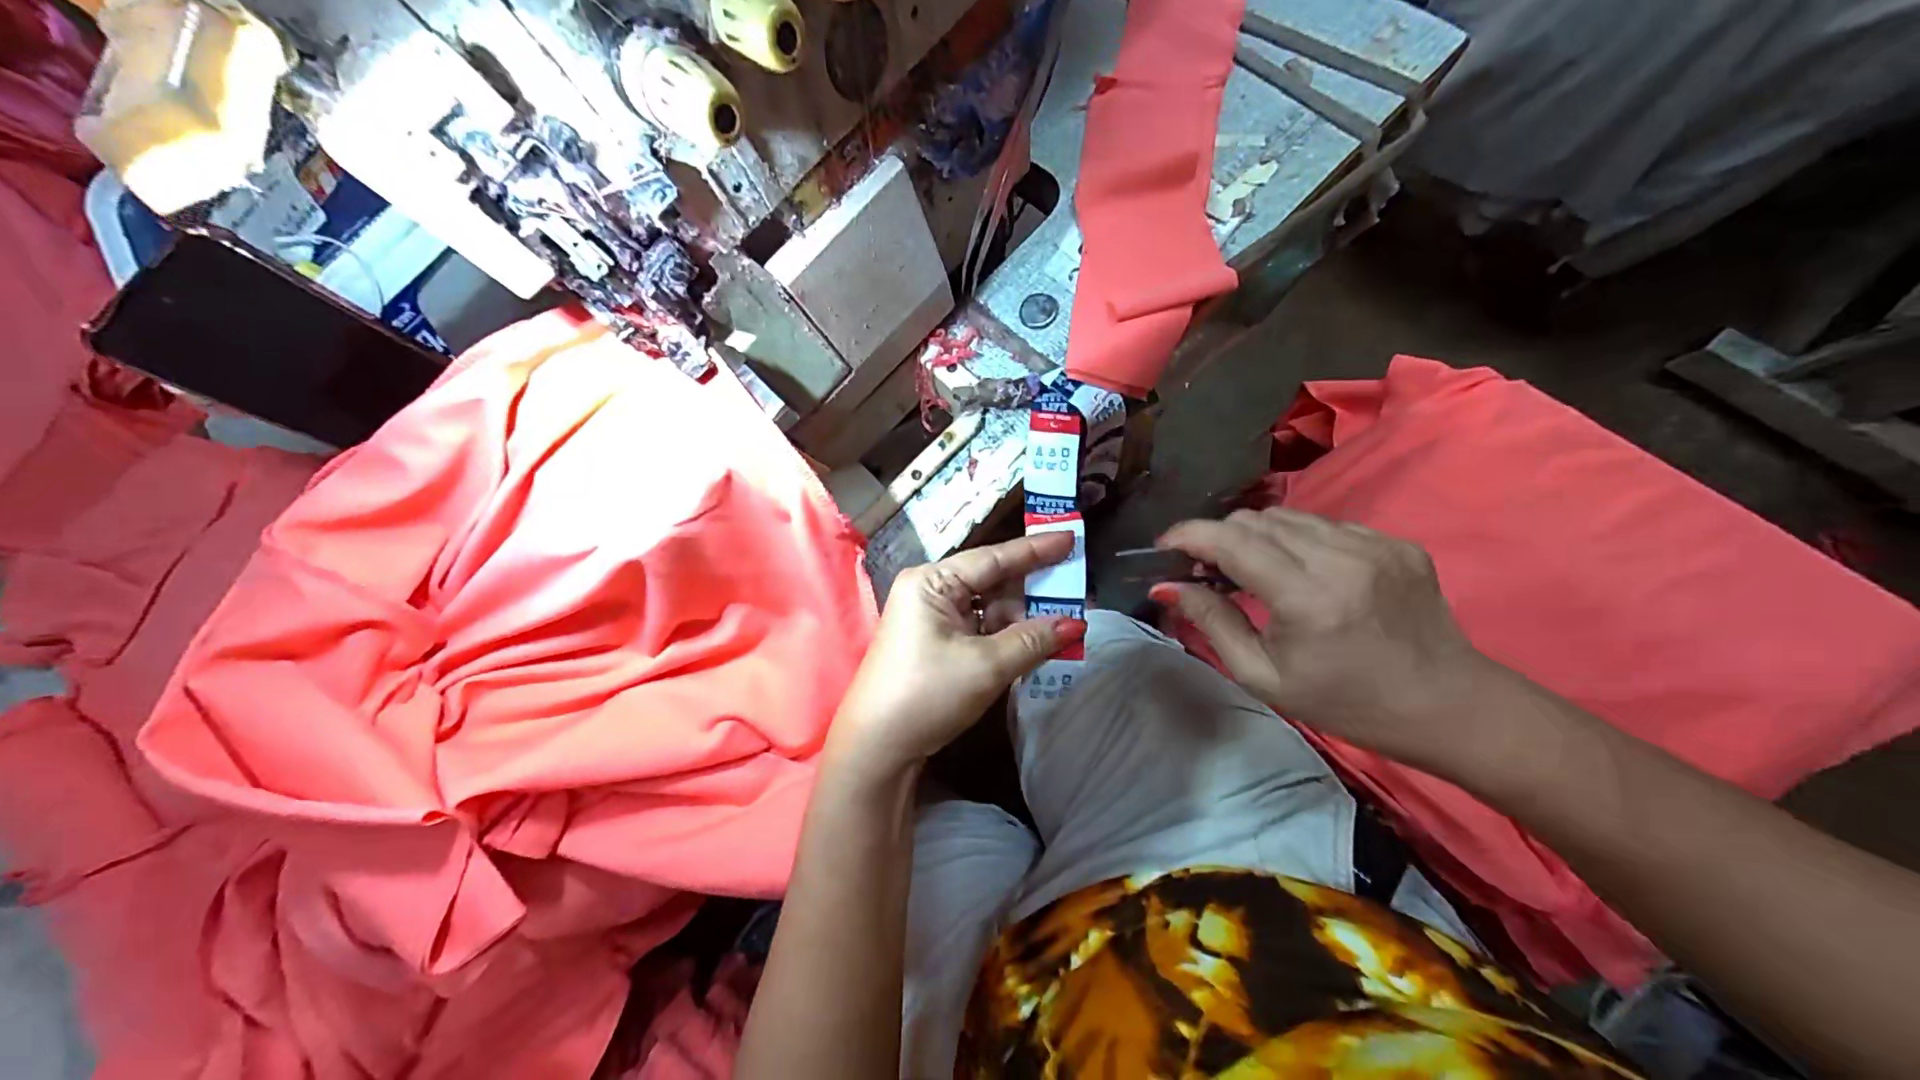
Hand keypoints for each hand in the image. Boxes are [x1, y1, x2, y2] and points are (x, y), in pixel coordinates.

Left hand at [828, 533, 1086, 778]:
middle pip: (992, 581)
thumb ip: (1034, 639)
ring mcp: (931, 619)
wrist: (878, 747)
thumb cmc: (928, 694)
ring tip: (1065, 620)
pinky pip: (980, 628)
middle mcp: (929, 591)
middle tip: (1076, 586)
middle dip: (1033, 589)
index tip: (1070, 537)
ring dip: (1023, 617)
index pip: (993, 558)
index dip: (1036, 550)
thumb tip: (1077, 624)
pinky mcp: (936, 643)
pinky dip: (1008, 635)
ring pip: (989, 607)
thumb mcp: (987, 666)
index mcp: (931, 582)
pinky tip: (1036, 641)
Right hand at [1155, 508, 1490, 766]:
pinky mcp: (1396, 542)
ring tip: (1253, 569)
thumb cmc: (1345, 702)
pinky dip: (1299, 541)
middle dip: (1220, 536)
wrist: (1447, 706)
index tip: (1164, 544)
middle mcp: (1341, 558)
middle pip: (1256, 519)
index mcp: (1306, 598)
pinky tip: (1303, 573)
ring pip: (1290, 516)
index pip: (1232, 541)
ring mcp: (1375, 544)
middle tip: (1207, 568)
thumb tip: (1167, 586)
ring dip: (1258, 536)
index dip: (1190, 534)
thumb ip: (1212, 622)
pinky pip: (1326, 524)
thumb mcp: (1264, 677)